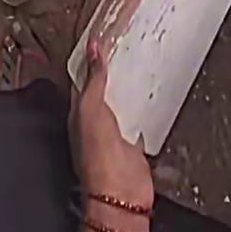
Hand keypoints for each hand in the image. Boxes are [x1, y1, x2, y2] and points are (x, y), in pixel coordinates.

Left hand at [73, 40, 153, 207]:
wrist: (120, 192)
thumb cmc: (97, 150)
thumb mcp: (90, 107)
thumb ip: (93, 79)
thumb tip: (93, 47)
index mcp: (78, 111)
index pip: (82, 78)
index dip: (89, 59)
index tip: (100, 39)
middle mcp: (94, 120)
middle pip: (102, 89)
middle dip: (110, 71)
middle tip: (123, 45)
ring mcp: (114, 132)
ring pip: (119, 102)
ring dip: (126, 87)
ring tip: (139, 62)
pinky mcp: (132, 142)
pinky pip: (137, 118)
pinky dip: (143, 106)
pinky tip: (152, 93)